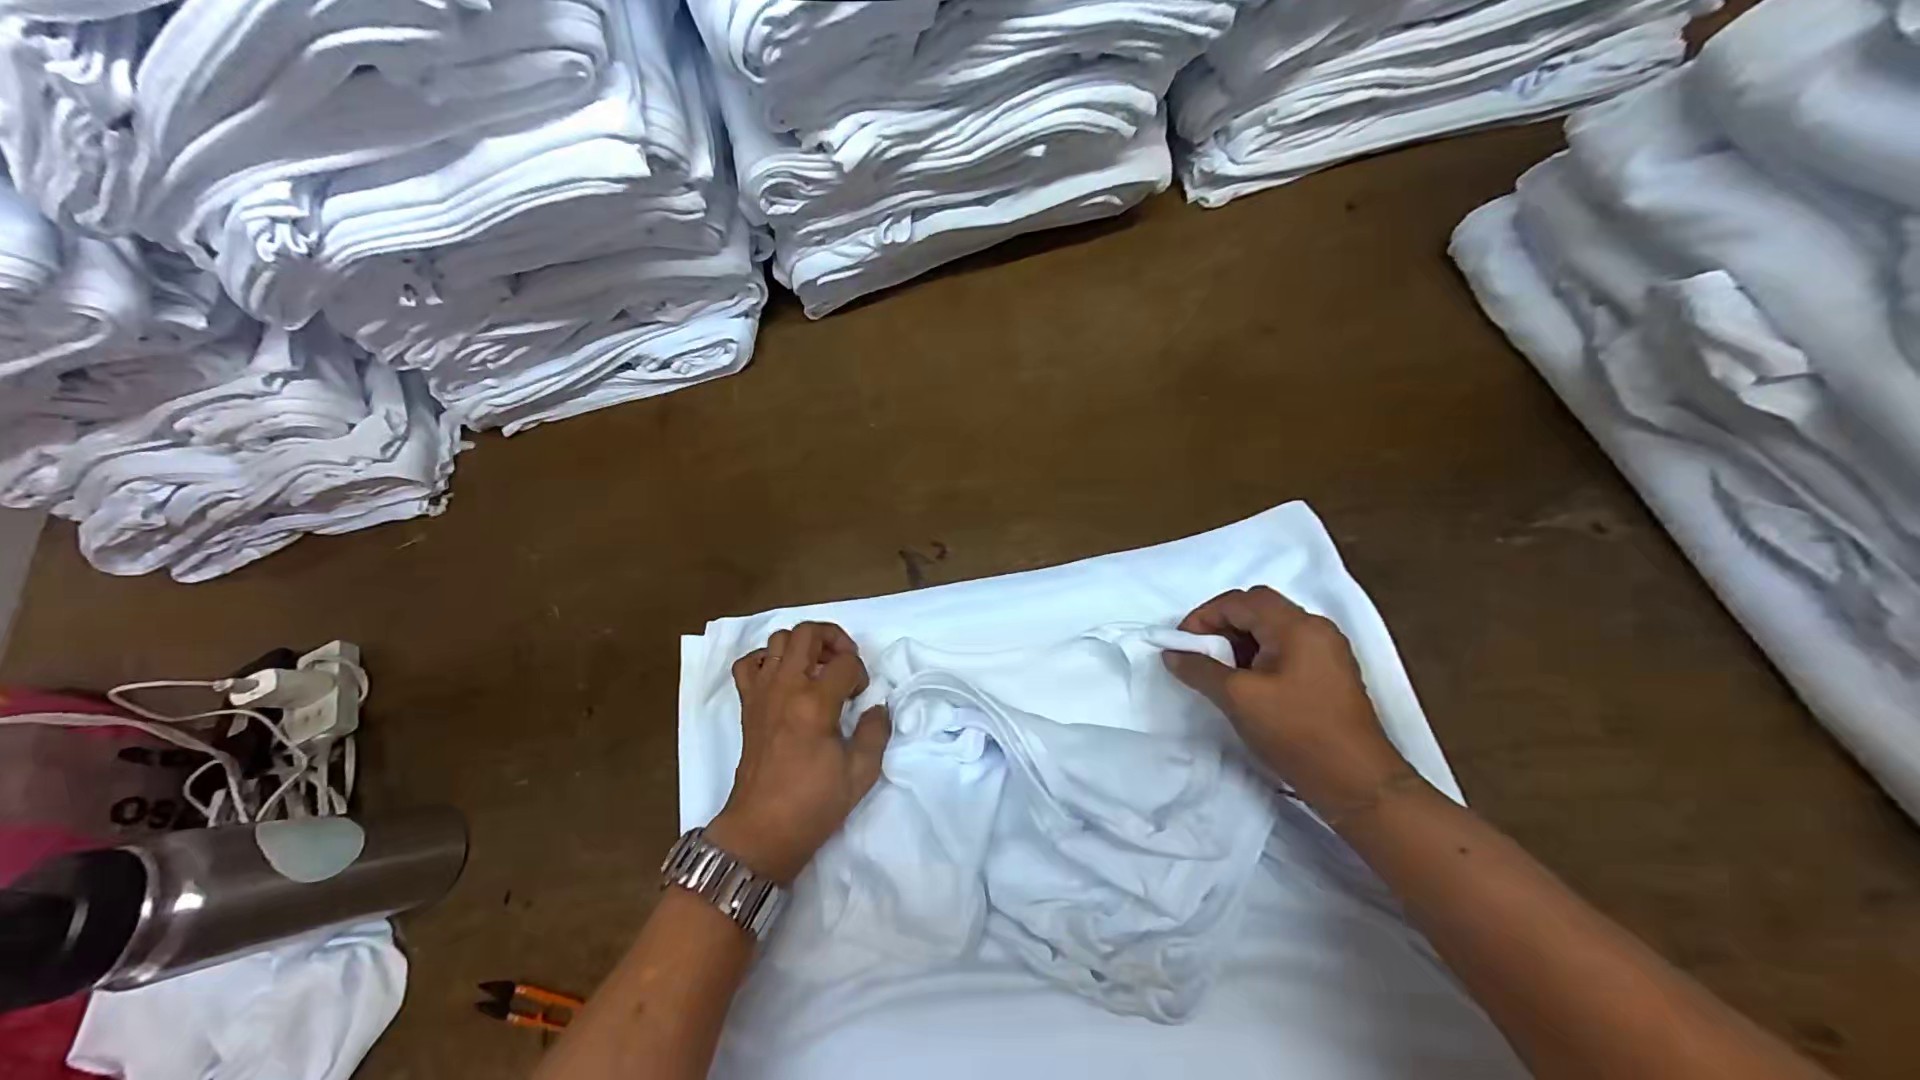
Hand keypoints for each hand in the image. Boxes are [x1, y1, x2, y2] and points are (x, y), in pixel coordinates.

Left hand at [704, 622, 890, 883]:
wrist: (763, 829)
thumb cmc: (814, 803)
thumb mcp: (861, 772)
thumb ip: (876, 731)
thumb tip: (876, 707)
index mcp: (815, 703)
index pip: (845, 663)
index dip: (860, 674)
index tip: (860, 697)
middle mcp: (785, 687)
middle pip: (808, 633)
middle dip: (834, 640)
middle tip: (844, 665)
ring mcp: (761, 692)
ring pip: (778, 640)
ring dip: (803, 646)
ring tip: (817, 669)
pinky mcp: (747, 704)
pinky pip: (748, 664)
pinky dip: (765, 660)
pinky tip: (783, 678)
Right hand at [1162, 587, 1416, 817]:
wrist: (1357, 783)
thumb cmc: (1295, 733)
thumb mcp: (1237, 699)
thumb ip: (1200, 670)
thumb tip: (1172, 654)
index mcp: (1297, 626)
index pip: (1240, 601)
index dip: (1204, 616)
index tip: (1182, 645)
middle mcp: (1316, 629)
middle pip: (1258, 608)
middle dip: (1222, 626)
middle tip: (1199, 654)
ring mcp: (1327, 651)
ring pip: (1272, 628)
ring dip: (1240, 642)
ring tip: (1219, 672)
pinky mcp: (1330, 673)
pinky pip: (1286, 648)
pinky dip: (1259, 656)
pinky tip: (1246, 684)